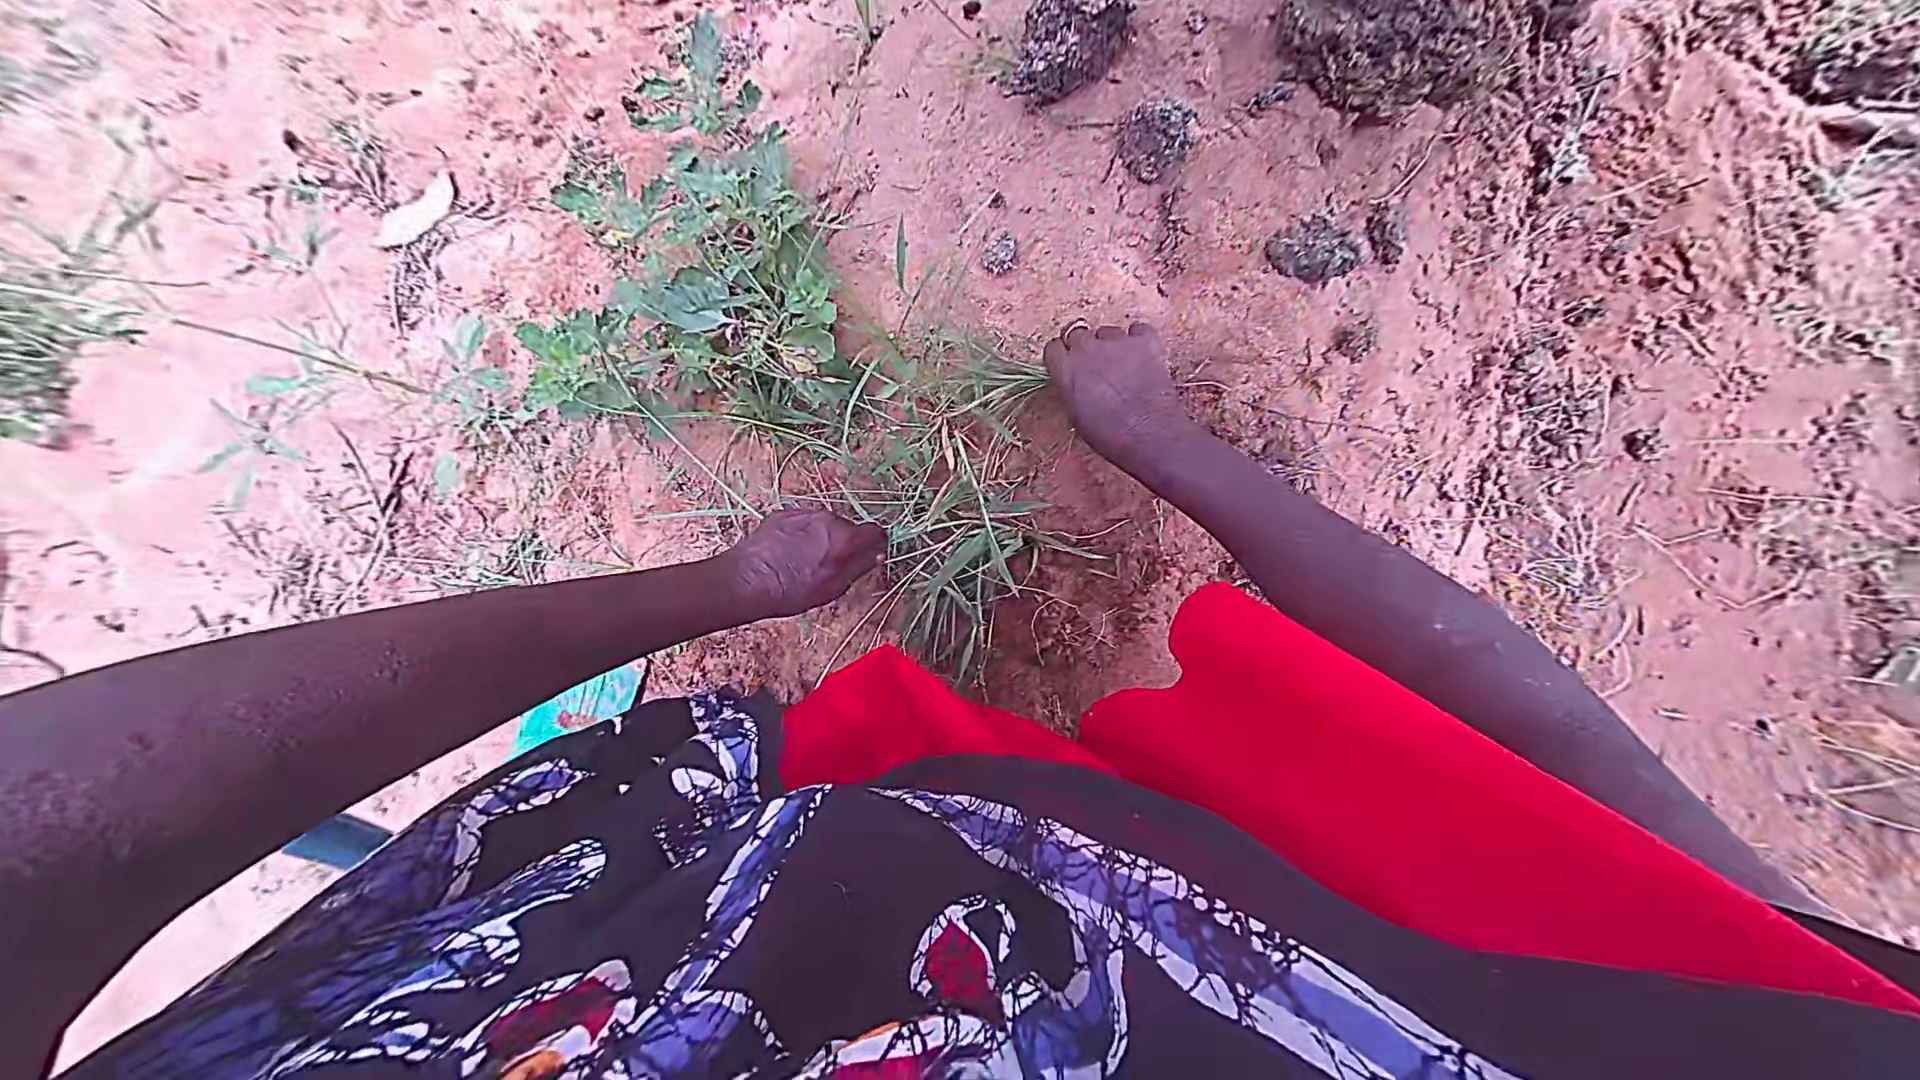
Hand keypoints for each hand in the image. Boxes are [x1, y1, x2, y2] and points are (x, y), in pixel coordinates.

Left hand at [721, 508, 887, 618]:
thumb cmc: (791, 591)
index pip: (875, 532)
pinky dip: (802, 534)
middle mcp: (828, 518)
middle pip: (848, 528)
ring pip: (824, 524)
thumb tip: (877, 554)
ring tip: (804, 561)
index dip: (873, 546)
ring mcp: (804, 513)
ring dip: (822, 538)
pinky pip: (803, 522)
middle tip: (829, 566)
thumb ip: (859, 567)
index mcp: (845, 538)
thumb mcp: (833, 587)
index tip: (867, 557)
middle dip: (844, 543)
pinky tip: (787, 553)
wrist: (744, 580)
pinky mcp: (783, 514)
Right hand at [1042, 323, 1194, 463]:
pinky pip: (1138, 330)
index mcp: (1066, 369)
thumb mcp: (1075, 414)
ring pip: (1108, 332)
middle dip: (1084, 347)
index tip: (1067, 364)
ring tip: (1121, 364)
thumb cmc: (1108, 434)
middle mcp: (1087, 349)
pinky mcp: (1144, 341)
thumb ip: (1070, 387)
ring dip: (1110, 344)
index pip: (1053, 348)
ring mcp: (1117, 342)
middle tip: (1094, 365)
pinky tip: (1142, 355)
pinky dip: (1139, 340)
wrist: (1146, 432)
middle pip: (1078, 334)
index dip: (1062, 356)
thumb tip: (1075, 381)